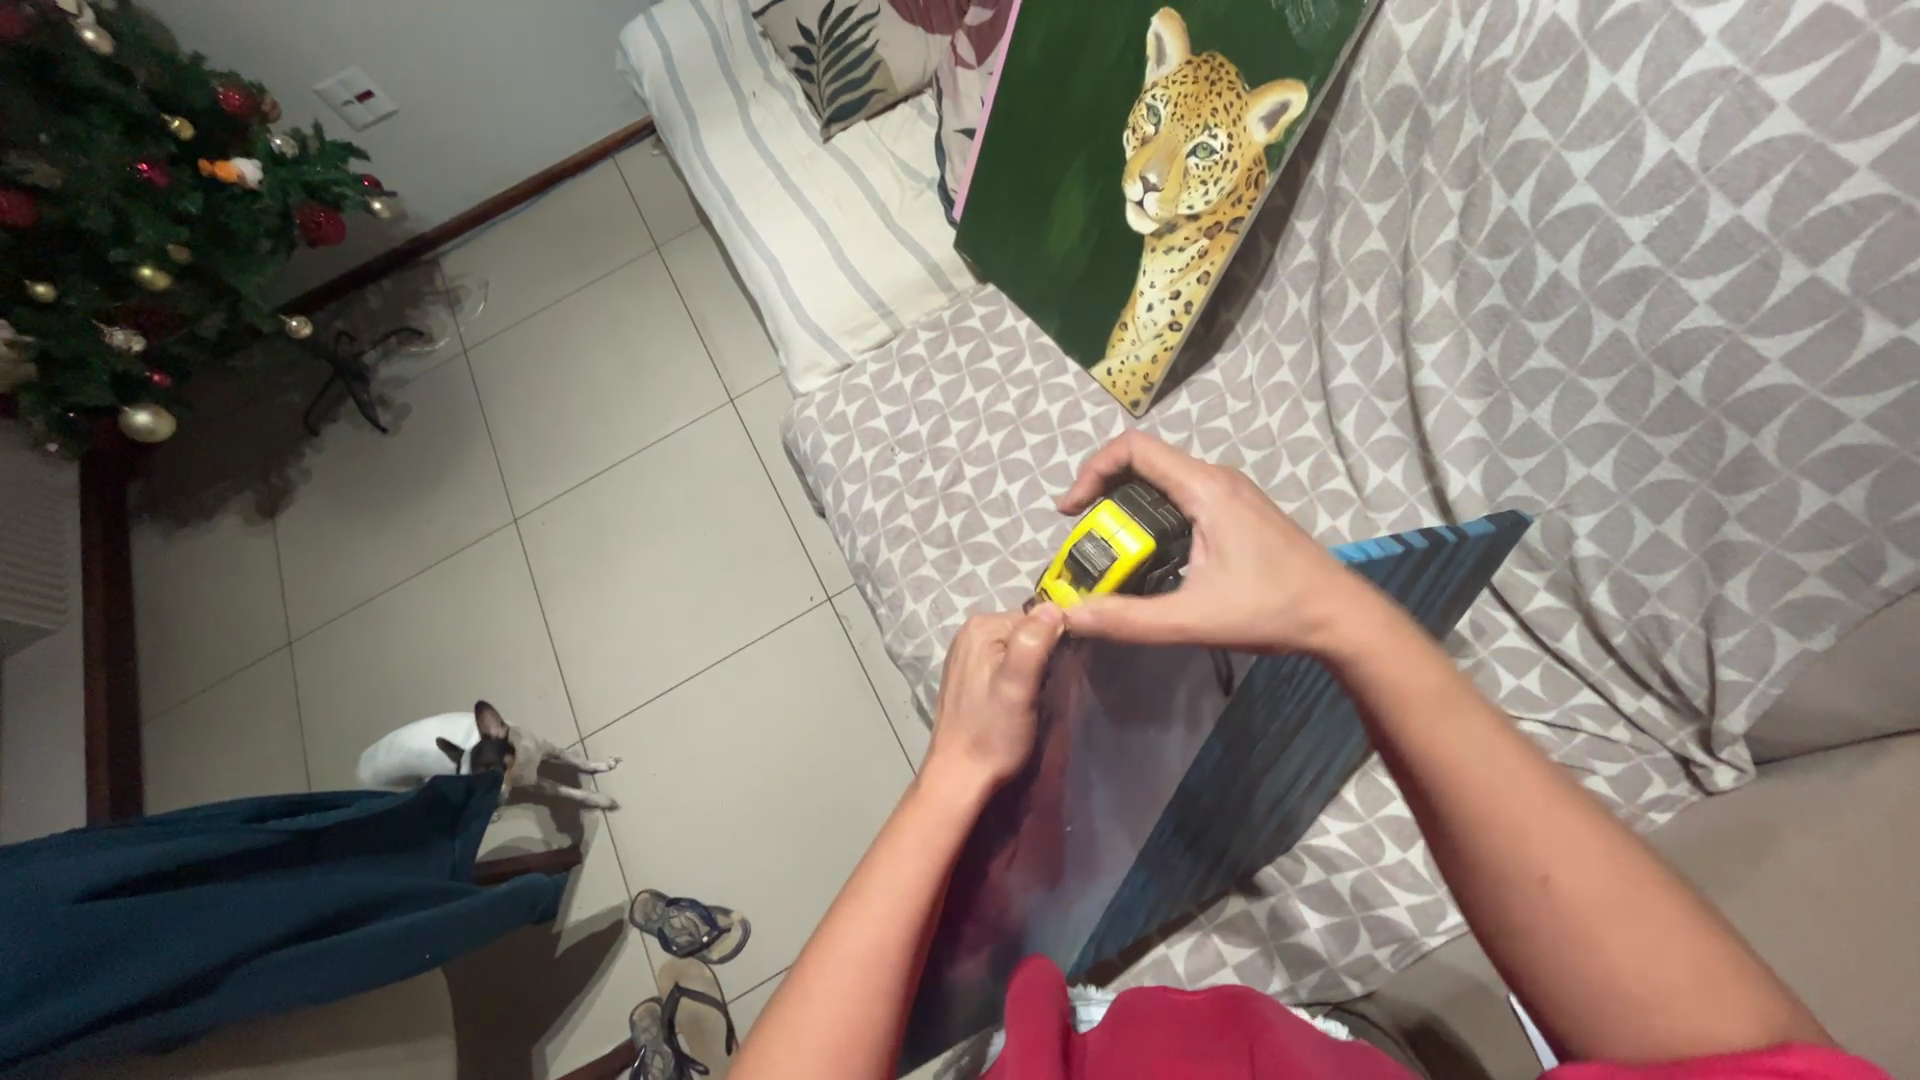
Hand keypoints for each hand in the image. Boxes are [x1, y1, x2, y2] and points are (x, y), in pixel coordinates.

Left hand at [923, 604, 1065, 795]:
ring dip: (1033, 671)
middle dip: (1044, 657)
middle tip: (1045, 690)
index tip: (1058, 675)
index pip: (1038, 618)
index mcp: (981, 627)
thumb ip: (1033, 643)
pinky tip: (1018, 702)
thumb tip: (1055, 607)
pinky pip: (1007, 663)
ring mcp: (967, 654)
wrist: (960, 776)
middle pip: (1028, 632)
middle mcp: (970, 632)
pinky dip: (1019, 679)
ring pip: (1020, 649)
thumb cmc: (992, 734)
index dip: (1056, 644)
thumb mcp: (1018, 687)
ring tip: (1033, 698)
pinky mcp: (970, 675)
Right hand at [1056, 430, 1372, 654]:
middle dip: (1103, 492)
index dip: (1092, 470)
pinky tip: (1149, 553)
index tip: (1071, 511)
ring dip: (1127, 504)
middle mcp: (1216, 479)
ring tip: (1109, 546)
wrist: (1341, 616)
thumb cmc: (1272, 610)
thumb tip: (1070, 616)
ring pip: (1162, 480)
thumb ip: (1128, 619)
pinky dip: (1151, 514)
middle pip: (1144, 462)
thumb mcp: (1192, 619)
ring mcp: (1230, 492)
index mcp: (1205, 489)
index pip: (1134, 449)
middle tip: (1085, 536)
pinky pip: (1181, 496)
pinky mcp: (1237, 510)